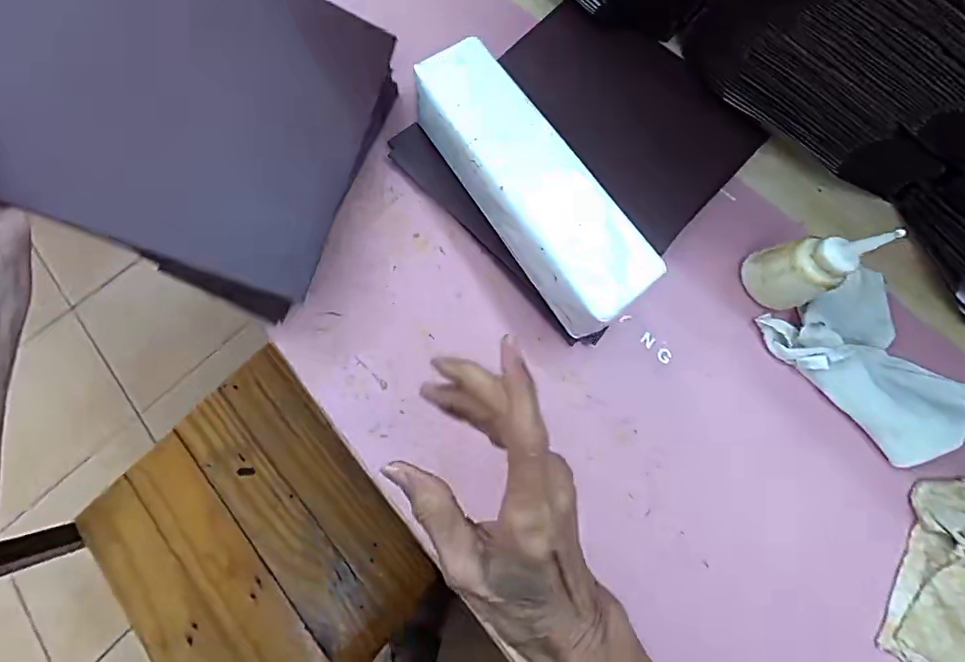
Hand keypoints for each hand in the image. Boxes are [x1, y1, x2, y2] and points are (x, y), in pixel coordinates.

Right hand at [383, 338, 648, 661]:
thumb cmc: (516, 600)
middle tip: (434, 368)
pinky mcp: (549, 469)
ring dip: (475, 395)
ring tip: (434, 388)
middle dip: (474, 382)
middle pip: (515, 413)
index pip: (527, 434)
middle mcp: (549, 478)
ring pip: (515, 416)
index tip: (506, 346)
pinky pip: (517, 428)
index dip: (517, 385)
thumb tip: (396, 466)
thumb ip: (434, 514)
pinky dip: (486, 412)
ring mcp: (554, 471)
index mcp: (530, 506)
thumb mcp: (465, 570)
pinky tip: (459, 406)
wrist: (568, 619)